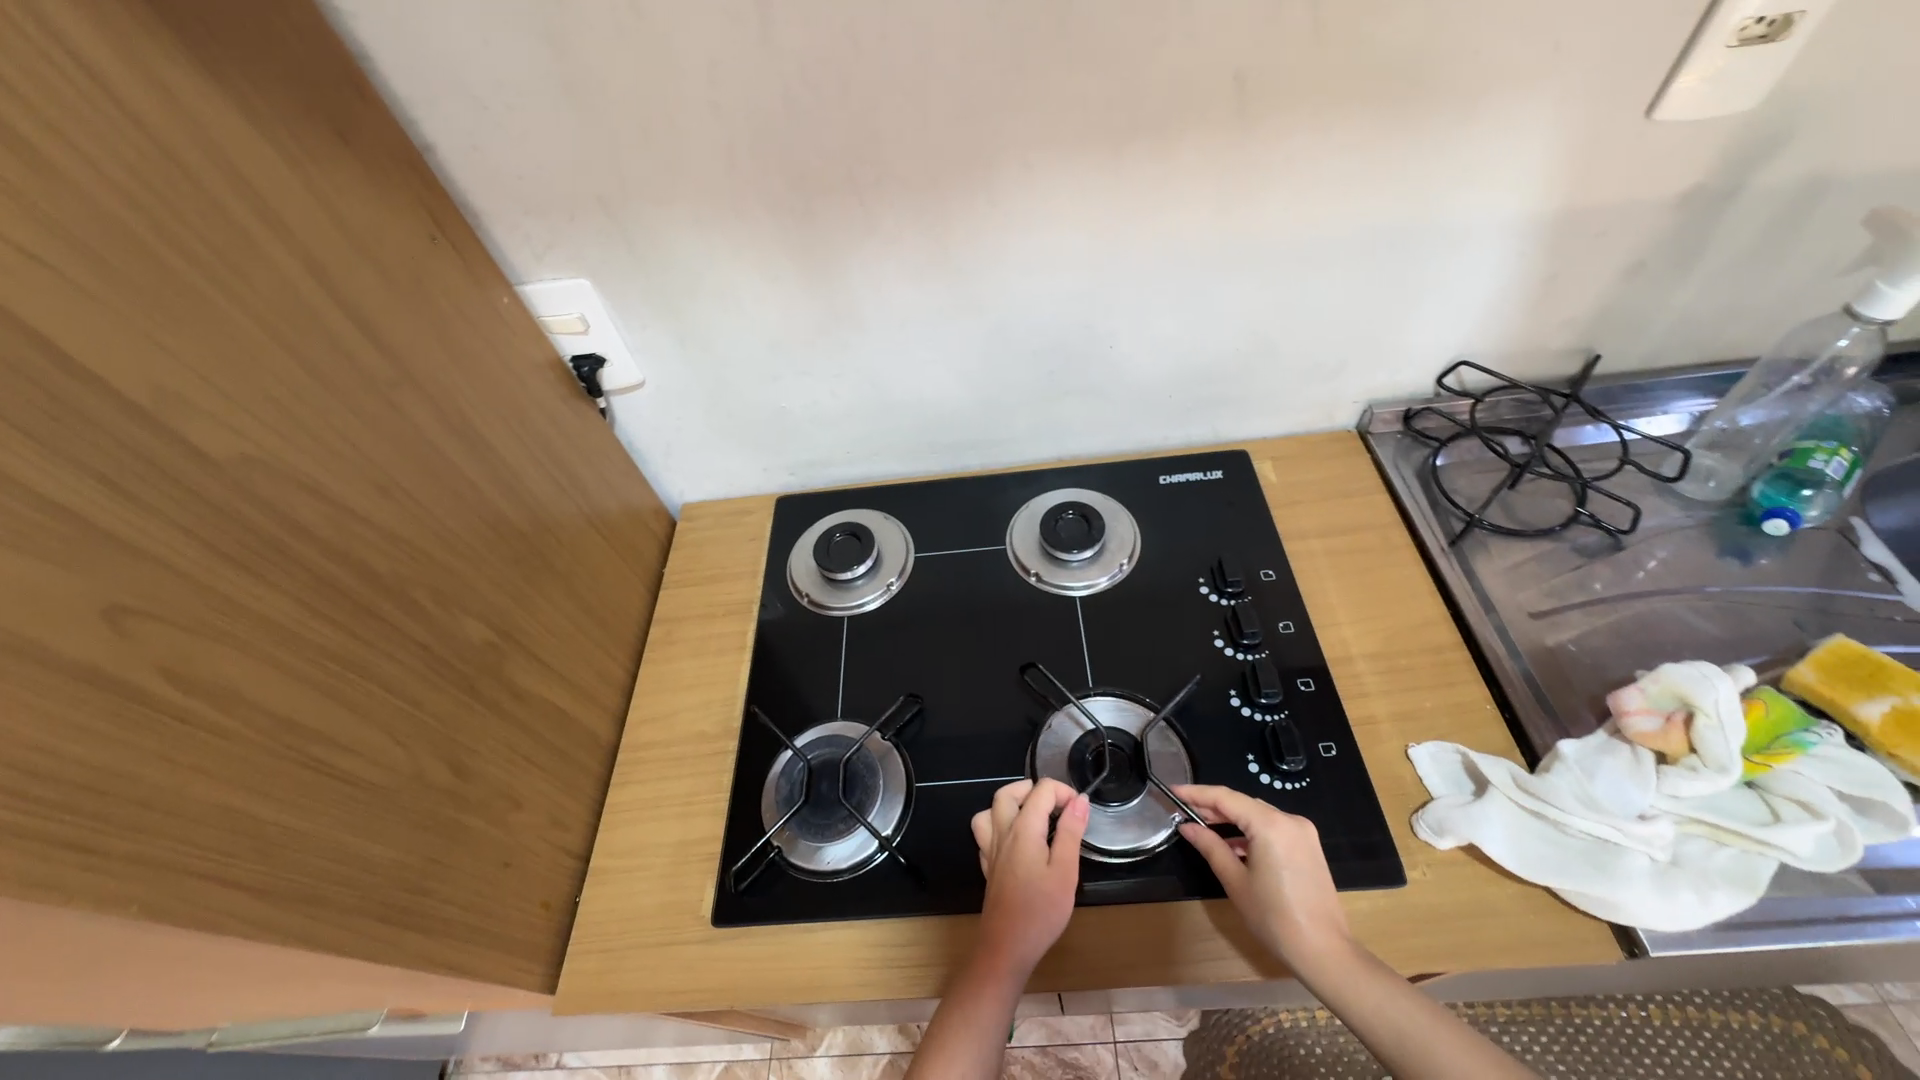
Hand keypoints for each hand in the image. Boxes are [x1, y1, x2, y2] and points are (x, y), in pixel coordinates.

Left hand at [969, 778, 1088, 975]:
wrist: (1007, 947)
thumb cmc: (1041, 911)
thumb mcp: (1066, 871)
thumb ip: (1071, 832)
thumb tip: (1080, 800)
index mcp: (1023, 830)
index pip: (1040, 791)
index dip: (1063, 793)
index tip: (1080, 812)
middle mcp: (1002, 833)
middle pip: (1007, 794)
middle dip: (1033, 790)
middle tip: (1057, 805)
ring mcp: (990, 850)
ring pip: (990, 811)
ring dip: (1011, 804)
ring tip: (1034, 815)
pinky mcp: (988, 867)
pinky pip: (986, 834)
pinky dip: (1000, 827)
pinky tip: (1017, 842)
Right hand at [1174, 784, 1353, 975]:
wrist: (1323, 950)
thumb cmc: (1274, 917)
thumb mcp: (1235, 881)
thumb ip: (1210, 847)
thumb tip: (1187, 827)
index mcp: (1270, 825)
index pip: (1226, 798)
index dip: (1196, 793)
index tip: (1174, 790)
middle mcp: (1290, 820)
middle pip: (1243, 803)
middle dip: (1213, 807)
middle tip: (1183, 811)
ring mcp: (1303, 832)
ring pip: (1258, 815)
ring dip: (1232, 820)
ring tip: (1203, 827)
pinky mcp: (1308, 846)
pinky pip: (1273, 828)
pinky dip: (1251, 832)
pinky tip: (1232, 846)